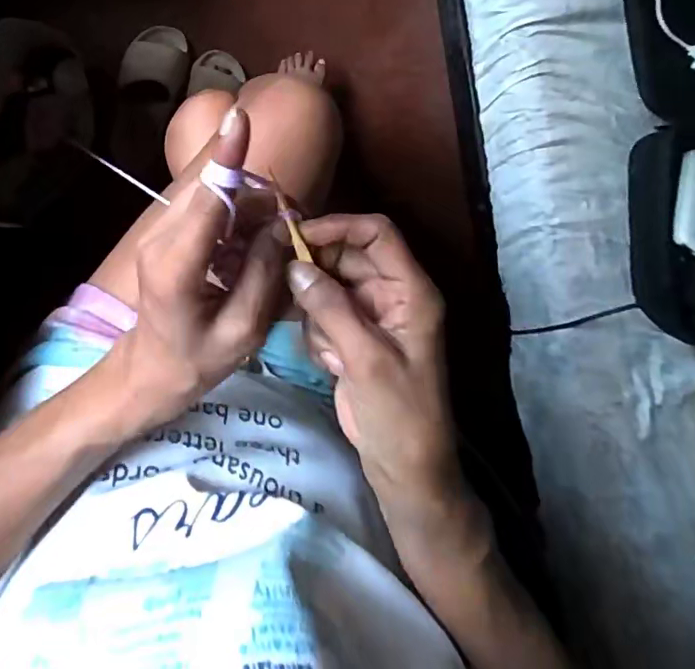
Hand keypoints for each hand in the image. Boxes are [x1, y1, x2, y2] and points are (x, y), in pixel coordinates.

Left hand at [106, 106, 285, 428]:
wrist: (150, 369)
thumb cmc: (196, 360)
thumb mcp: (243, 331)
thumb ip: (265, 274)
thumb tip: (281, 223)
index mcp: (176, 265)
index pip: (205, 200)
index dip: (225, 157)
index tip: (239, 116)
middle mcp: (160, 237)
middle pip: (212, 190)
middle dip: (254, 196)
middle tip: (287, 226)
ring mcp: (158, 231)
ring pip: (210, 196)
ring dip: (246, 209)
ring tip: (266, 247)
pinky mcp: (165, 231)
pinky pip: (205, 208)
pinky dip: (234, 219)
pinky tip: (246, 250)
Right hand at [286, 214, 460, 503]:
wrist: (403, 467)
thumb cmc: (399, 412)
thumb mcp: (366, 358)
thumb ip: (330, 308)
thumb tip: (294, 266)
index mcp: (410, 290)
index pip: (376, 233)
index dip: (339, 226)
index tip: (297, 235)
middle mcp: (389, 293)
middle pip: (345, 255)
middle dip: (316, 270)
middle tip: (284, 284)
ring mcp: (369, 313)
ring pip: (326, 282)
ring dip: (315, 309)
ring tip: (326, 347)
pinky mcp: (350, 333)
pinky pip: (321, 310)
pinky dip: (316, 330)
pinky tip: (329, 362)